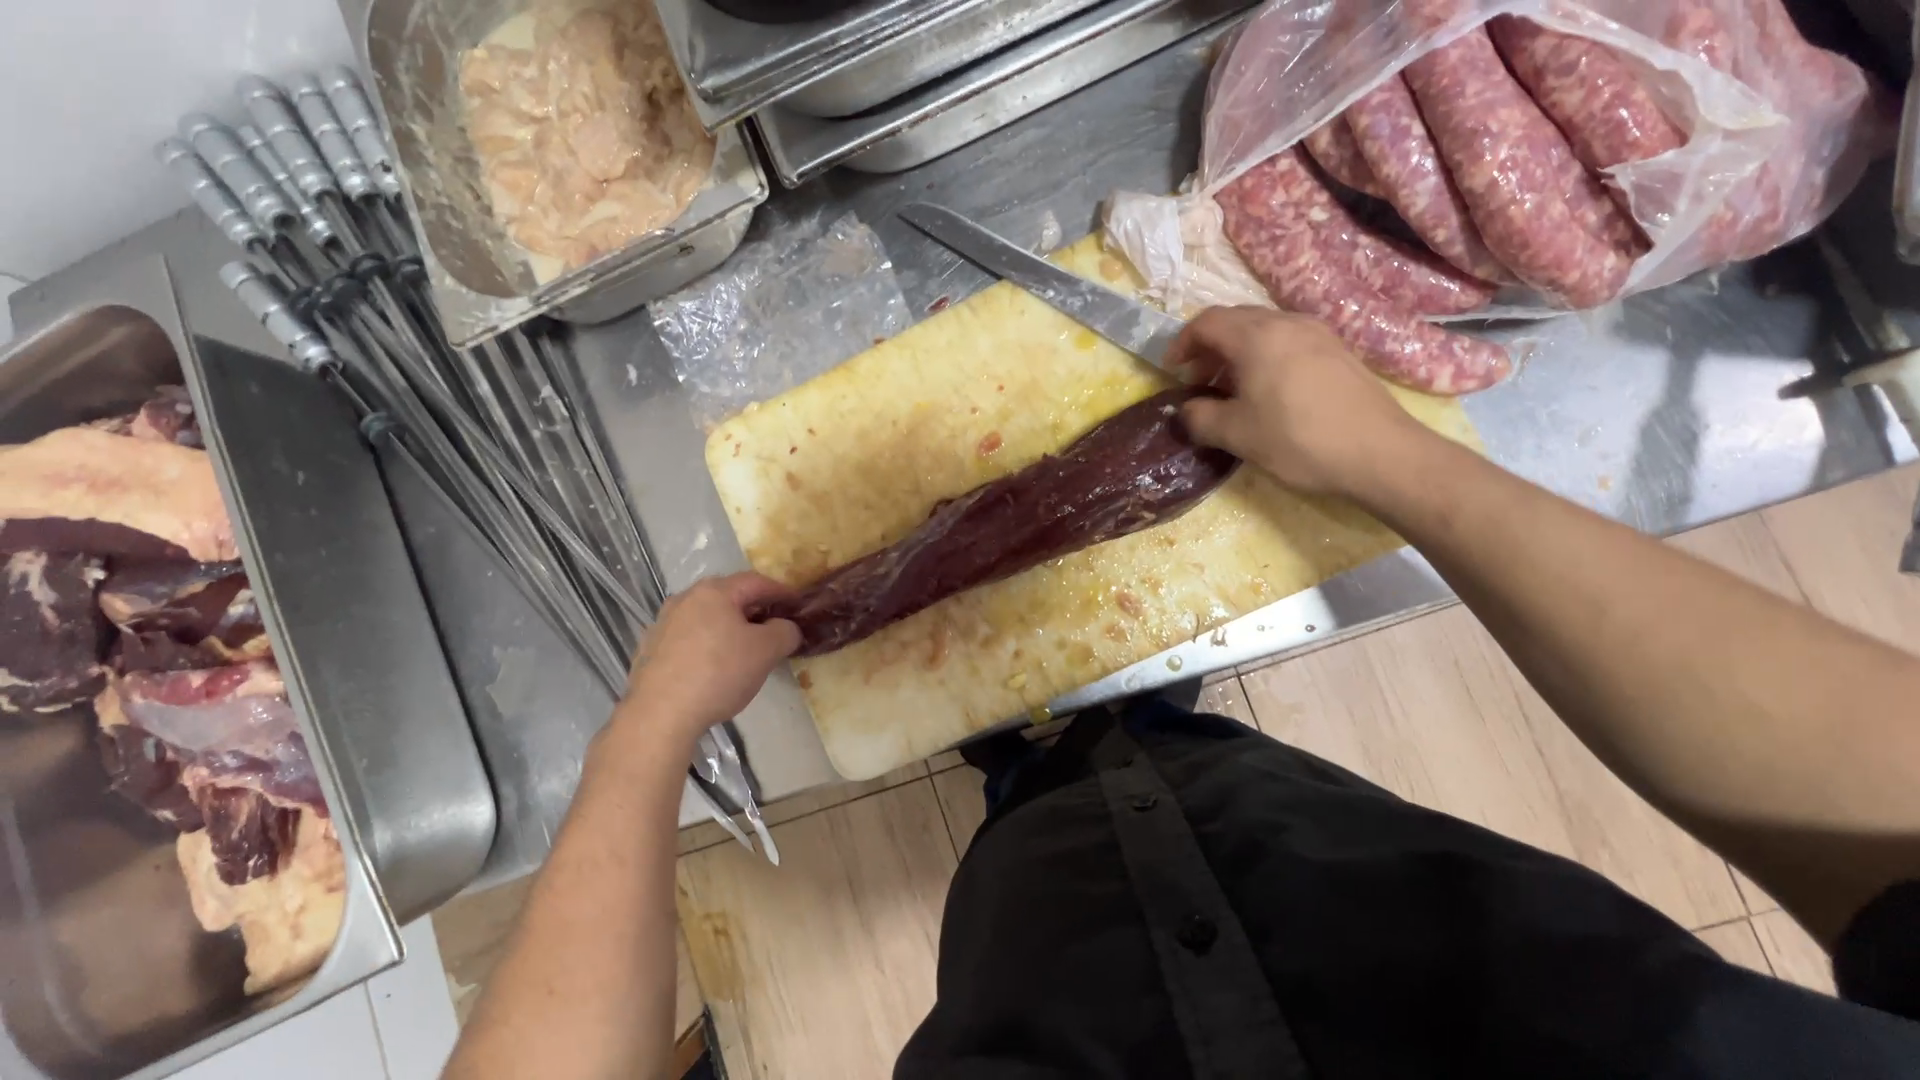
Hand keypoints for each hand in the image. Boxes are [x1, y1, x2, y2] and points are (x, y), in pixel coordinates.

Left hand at [618, 573, 801, 747]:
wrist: (660, 714)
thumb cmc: (719, 673)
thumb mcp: (766, 651)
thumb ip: (785, 632)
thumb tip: (786, 628)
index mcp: (714, 592)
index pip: (756, 582)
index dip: (782, 592)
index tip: (798, 606)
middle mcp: (684, 599)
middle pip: (728, 598)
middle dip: (754, 611)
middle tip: (774, 628)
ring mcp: (662, 624)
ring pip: (706, 619)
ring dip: (729, 629)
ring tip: (744, 651)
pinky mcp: (650, 650)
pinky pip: (688, 640)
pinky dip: (707, 646)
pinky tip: (713, 669)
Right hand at [1167, 307, 1429, 499]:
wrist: (1379, 453)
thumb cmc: (1299, 440)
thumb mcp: (1238, 435)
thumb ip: (1200, 419)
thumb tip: (1187, 411)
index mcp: (1256, 336)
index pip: (1206, 322)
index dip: (1182, 342)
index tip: (1171, 369)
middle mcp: (1287, 323)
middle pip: (1236, 320)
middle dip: (1209, 346)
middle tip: (1197, 379)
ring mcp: (1317, 334)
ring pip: (1264, 329)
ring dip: (1238, 352)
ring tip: (1231, 388)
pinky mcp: (1337, 351)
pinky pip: (1288, 341)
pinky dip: (1266, 356)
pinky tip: (1268, 391)